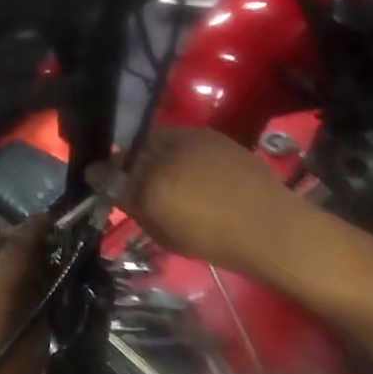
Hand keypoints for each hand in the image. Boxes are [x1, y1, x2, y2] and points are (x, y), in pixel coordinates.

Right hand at [100, 128, 301, 274]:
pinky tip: (191, 169)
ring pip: (160, 141)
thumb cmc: (212, 239)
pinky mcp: (213, 134)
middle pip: (135, 150)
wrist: (267, 225)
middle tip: (138, 182)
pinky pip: (185, 138)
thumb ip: (133, 204)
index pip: (111, 170)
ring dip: (156, 154)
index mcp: (148, 178)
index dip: (106, 177)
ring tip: (167, 175)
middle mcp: (165, 149)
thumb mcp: (162, 230)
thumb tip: (110, 184)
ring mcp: (191, 137)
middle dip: (131, 163)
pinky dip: (180, 151)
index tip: (106, 186)